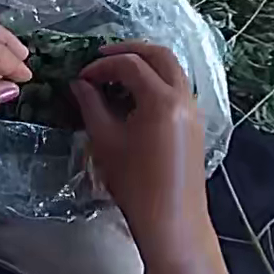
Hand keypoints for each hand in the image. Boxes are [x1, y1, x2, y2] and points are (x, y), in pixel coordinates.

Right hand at [71, 42, 206, 244]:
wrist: (172, 222)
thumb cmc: (134, 183)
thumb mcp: (105, 139)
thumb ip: (91, 104)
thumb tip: (79, 83)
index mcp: (162, 100)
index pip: (130, 65)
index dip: (102, 65)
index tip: (82, 76)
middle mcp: (183, 97)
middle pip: (159, 55)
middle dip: (129, 50)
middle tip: (101, 58)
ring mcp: (193, 110)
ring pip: (171, 68)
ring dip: (144, 64)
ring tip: (115, 74)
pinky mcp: (194, 123)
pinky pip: (176, 86)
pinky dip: (155, 80)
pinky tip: (133, 95)